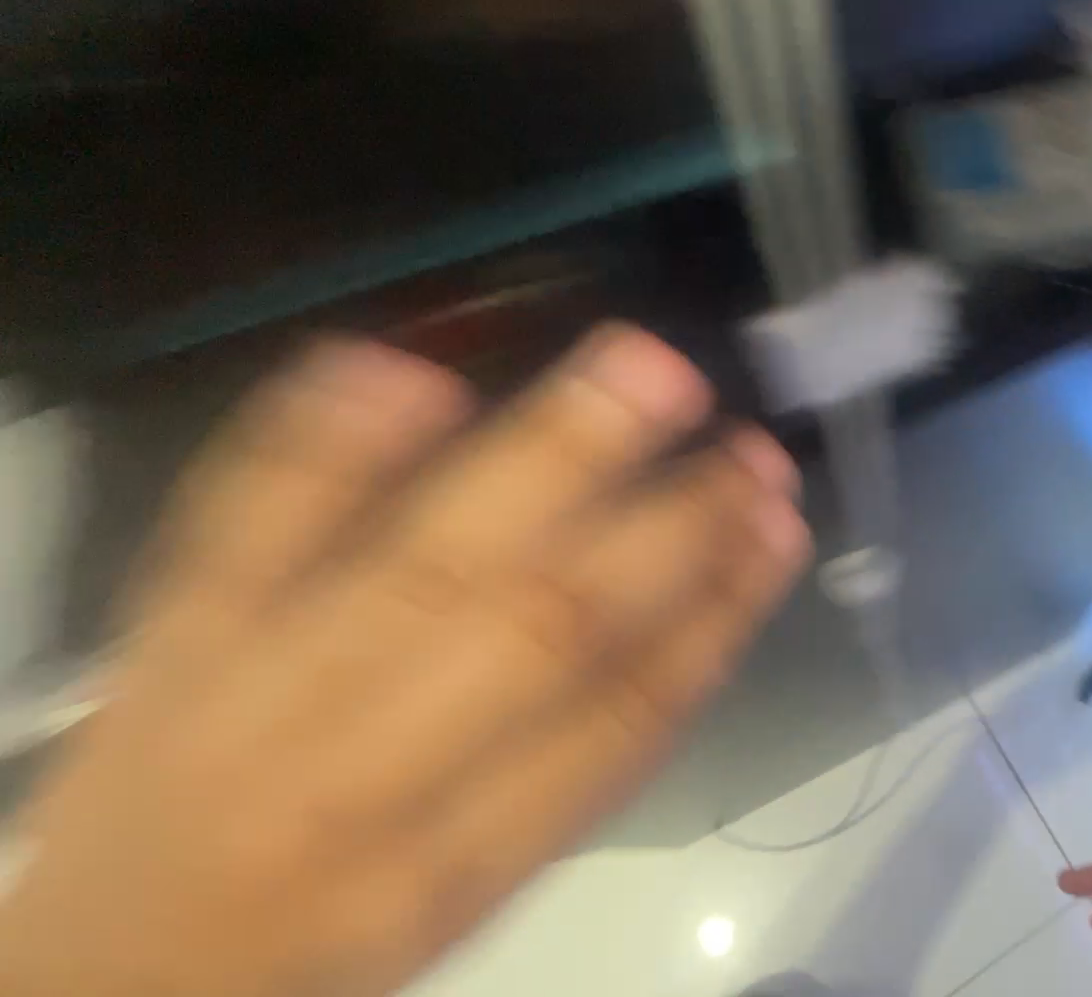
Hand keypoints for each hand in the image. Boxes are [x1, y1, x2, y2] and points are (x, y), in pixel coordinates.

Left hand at [0, 325, 810, 996]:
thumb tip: (701, 601)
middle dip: (666, 526)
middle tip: (749, 443)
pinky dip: (313, 441)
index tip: (781, 525)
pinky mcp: (161, 641)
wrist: (105, 984)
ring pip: (424, 560)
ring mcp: (247, 696)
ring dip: (545, 454)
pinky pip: (231, 529)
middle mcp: (359, 779)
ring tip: (641, 367)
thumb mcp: (481, 890)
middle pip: (542, 628)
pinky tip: (393, 362)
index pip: (623, 718)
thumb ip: (590, 754)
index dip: (719, 611)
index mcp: (455, 865)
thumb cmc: (333, 928)